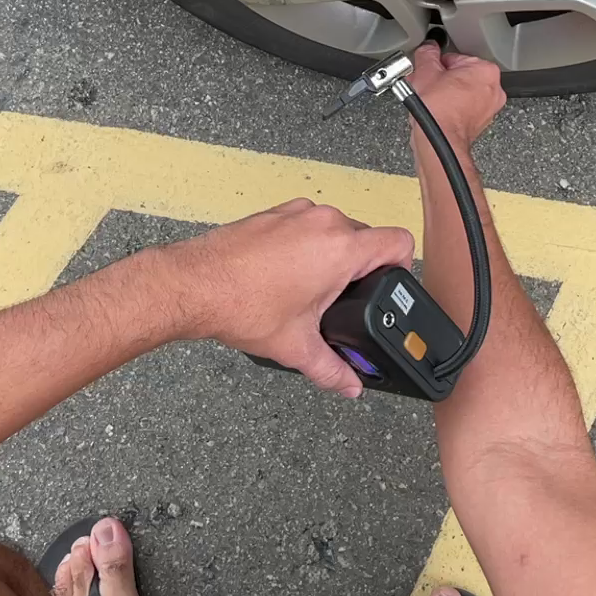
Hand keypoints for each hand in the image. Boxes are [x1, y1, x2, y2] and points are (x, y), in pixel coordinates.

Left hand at [154, 199, 414, 396]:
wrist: (193, 285)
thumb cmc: (239, 305)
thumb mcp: (296, 347)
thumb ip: (332, 369)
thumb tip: (349, 384)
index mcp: (341, 249)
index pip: (398, 242)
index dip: (402, 266)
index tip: (388, 286)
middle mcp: (324, 222)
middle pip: (367, 238)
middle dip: (362, 269)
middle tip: (344, 300)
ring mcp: (298, 213)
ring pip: (336, 229)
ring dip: (333, 255)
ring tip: (312, 289)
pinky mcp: (276, 212)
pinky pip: (308, 224)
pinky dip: (307, 244)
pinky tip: (287, 274)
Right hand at [406, 42, 506, 147]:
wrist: (439, 142)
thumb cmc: (438, 111)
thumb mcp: (426, 72)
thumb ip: (427, 54)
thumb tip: (428, 49)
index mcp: (486, 70)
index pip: (456, 57)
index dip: (437, 64)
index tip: (429, 70)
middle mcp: (493, 89)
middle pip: (461, 75)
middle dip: (442, 78)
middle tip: (427, 84)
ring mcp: (489, 108)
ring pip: (463, 92)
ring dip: (446, 93)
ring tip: (431, 99)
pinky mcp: (481, 123)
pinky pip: (465, 108)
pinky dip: (452, 108)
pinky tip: (438, 111)